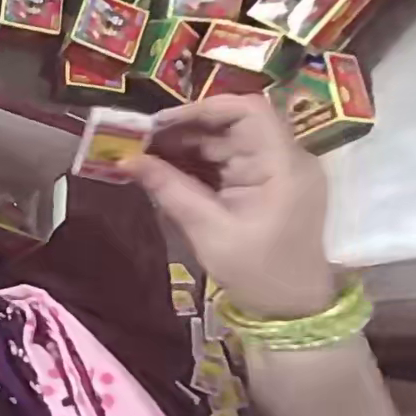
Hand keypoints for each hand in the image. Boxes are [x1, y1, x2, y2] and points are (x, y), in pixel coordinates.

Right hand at [120, 95, 335, 318]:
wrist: (291, 307)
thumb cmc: (256, 271)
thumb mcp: (207, 230)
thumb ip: (169, 189)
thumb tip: (125, 160)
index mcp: (281, 165)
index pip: (247, 111)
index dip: (201, 108)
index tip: (157, 124)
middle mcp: (282, 158)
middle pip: (232, 124)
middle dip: (183, 130)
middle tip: (139, 142)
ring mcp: (274, 170)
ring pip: (225, 141)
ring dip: (184, 146)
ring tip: (144, 156)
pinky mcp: (263, 184)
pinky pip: (227, 161)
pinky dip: (195, 163)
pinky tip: (165, 170)